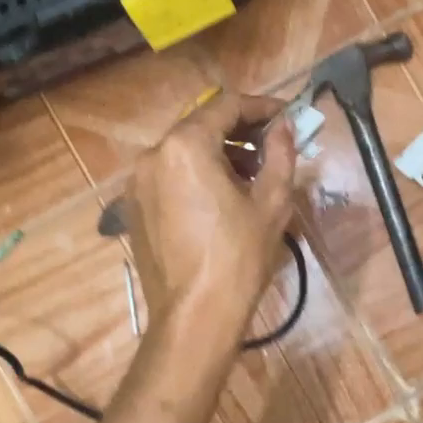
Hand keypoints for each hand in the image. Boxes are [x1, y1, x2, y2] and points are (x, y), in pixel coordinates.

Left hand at [125, 91, 297, 338]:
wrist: (195, 316)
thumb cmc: (239, 257)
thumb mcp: (272, 202)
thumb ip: (280, 154)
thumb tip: (284, 126)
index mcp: (185, 146)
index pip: (227, 106)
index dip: (261, 107)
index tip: (288, 116)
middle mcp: (153, 155)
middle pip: (201, 125)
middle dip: (240, 131)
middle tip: (274, 147)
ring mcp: (137, 183)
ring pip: (183, 151)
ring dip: (219, 154)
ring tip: (252, 176)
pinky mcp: (134, 208)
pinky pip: (169, 176)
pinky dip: (196, 175)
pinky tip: (222, 199)